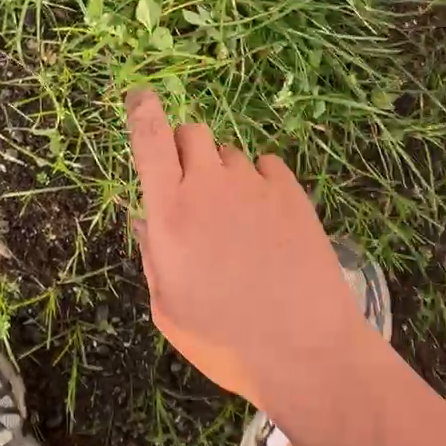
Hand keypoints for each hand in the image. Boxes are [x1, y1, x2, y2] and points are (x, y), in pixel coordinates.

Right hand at [125, 88, 370, 410]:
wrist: (305, 348)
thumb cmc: (224, 340)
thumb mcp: (169, 309)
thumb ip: (153, 255)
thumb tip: (147, 219)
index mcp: (170, 213)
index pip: (149, 140)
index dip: (141, 111)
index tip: (140, 97)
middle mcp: (210, 185)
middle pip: (192, 133)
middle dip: (185, 151)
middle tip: (192, 190)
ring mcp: (254, 185)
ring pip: (230, 153)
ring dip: (223, 173)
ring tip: (236, 222)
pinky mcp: (292, 191)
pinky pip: (266, 166)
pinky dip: (259, 182)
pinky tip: (266, 221)